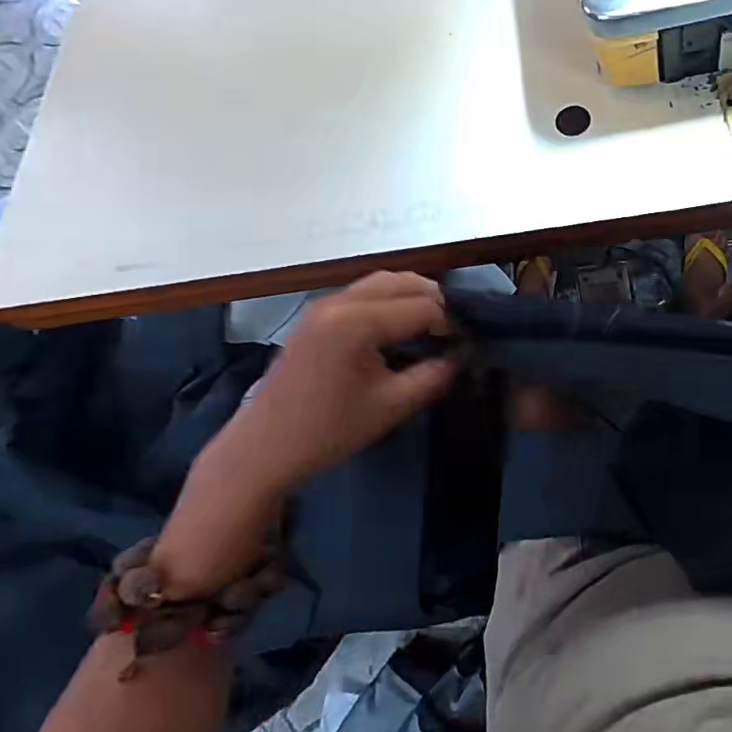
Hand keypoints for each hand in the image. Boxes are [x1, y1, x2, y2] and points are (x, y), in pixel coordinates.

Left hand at [154, 274, 459, 595]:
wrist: (262, 449)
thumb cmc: (327, 431)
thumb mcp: (391, 406)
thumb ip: (434, 375)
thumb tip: (463, 355)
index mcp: (356, 323)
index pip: (423, 306)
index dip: (452, 323)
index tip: (469, 345)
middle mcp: (339, 302)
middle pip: (404, 282)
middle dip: (436, 302)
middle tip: (455, 334)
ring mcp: (323, 304)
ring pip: (384, 282)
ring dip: (414, 298)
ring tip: (433, 329)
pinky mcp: (317, 314)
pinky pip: (365, 292)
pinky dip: (391, 301)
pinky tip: (402, 329)